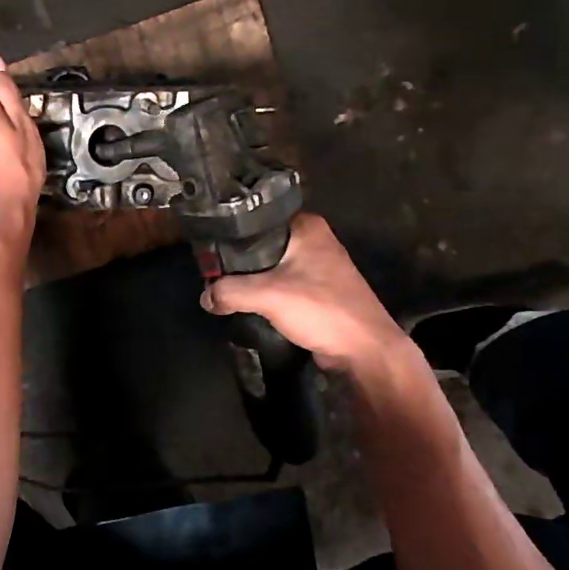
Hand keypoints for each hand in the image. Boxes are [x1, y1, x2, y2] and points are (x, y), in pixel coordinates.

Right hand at [200, 214, 411, 373]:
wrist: (363, 349)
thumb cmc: (320, 309)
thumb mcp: (268, 295)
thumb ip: (230, 292)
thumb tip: (205, 297)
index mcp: (306, 226)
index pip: (256, 220)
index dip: (230, 235)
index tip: (206, 252)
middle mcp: (313, 239)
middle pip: (262, 245)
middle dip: (238, 262)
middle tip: (211, 276)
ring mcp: (318, 266)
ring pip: (272, 267)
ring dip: (252, 280)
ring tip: (225, 290)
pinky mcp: (318, 290)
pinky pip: (282, 285)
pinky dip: (267, 294)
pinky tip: (249, 305)